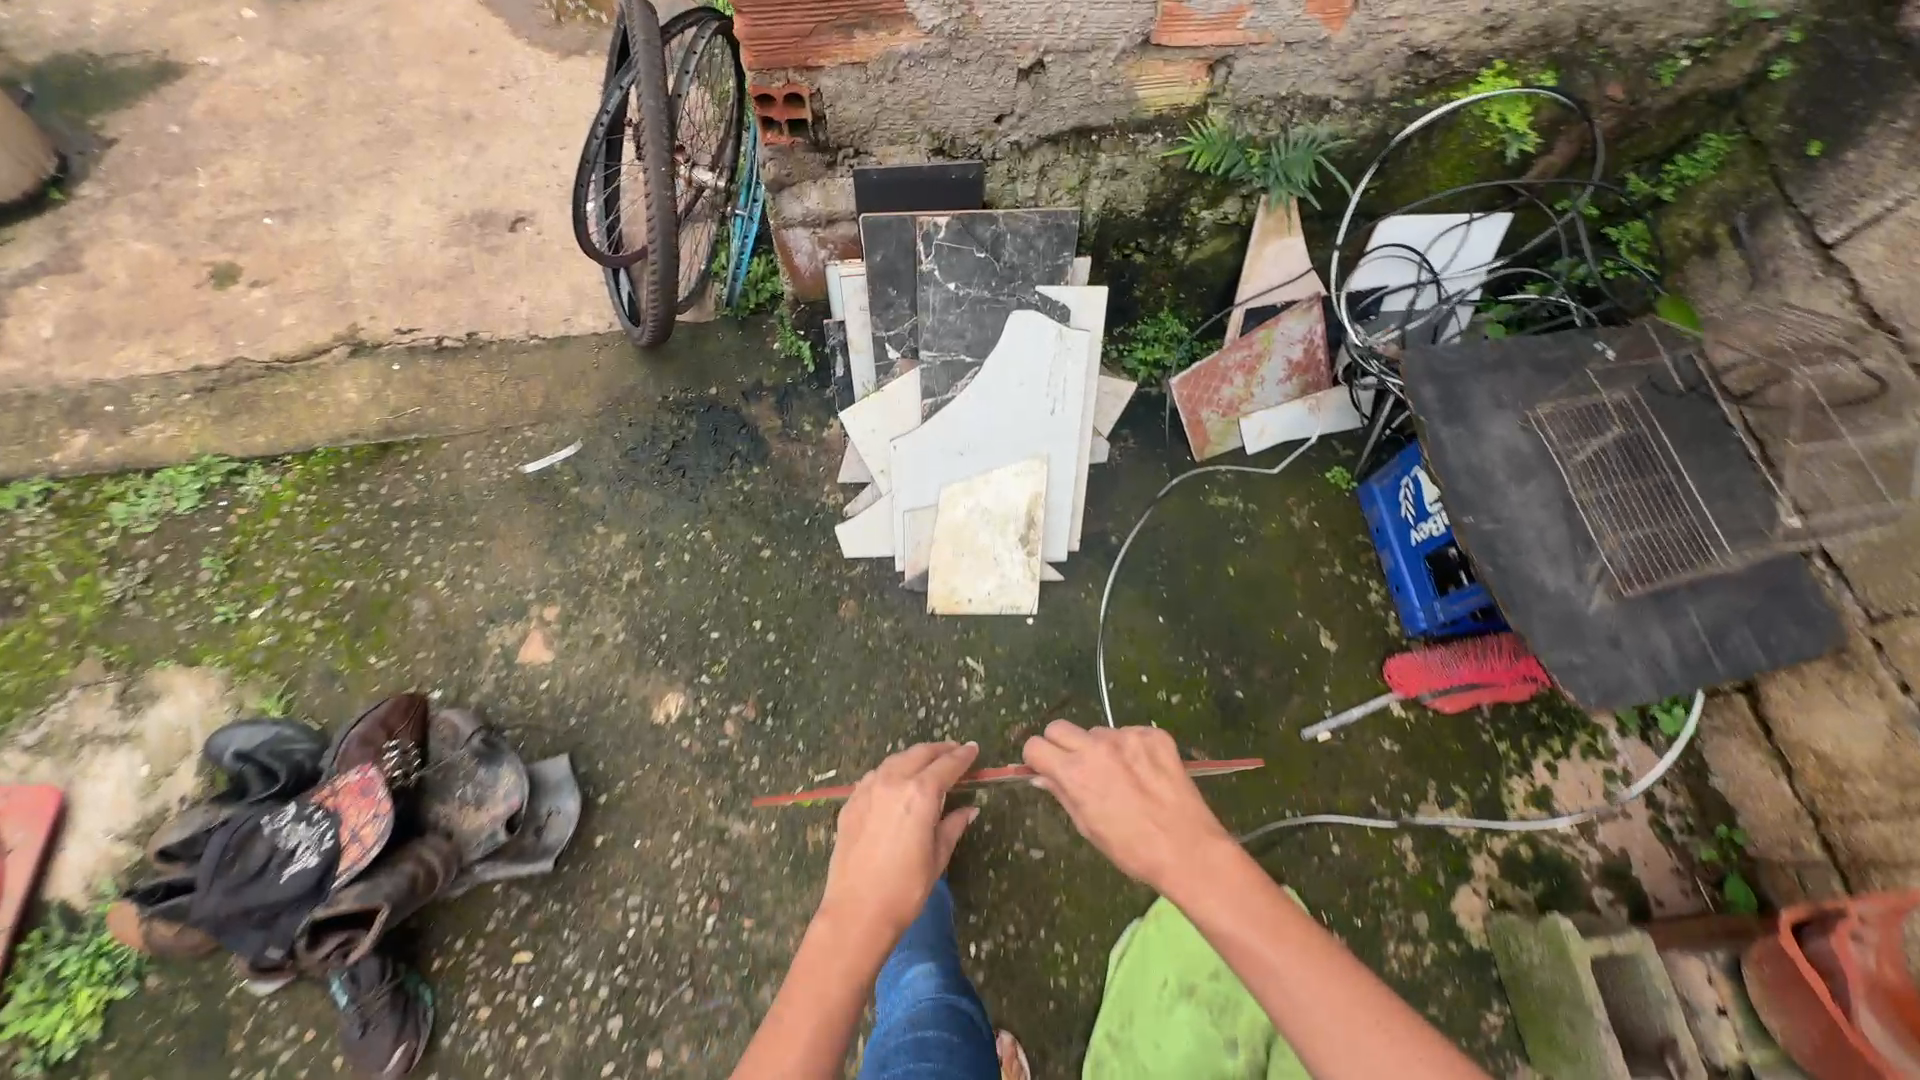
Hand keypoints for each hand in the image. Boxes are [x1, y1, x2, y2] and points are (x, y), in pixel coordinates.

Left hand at [819, 741, 980, 937]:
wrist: (857, 910)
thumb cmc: (906, 888)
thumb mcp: (937, 857)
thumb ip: (952, 826)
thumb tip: (969, 809)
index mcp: (920, 794)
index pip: (947, 765)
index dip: (963, 756)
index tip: (973, 748)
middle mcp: (893, 782)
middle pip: (919, 754)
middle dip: (939, 750)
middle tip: (954, 750)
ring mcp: (867, 790)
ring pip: (894, 760)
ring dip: (913, 757)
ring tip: (926, 762)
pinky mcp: (851, 803)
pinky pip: (874, 776)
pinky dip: (891, 771)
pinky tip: (895, 781)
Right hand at [1022, 722, 1236, 892]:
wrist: (1188, 849)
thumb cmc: (1131, 849)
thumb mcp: (1087, 827)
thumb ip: (1062, 793)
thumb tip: (1042, 776)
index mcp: (1075, 772)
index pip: (1035, 745)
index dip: (1038, 758)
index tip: (1047, 768)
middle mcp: (1098, 747)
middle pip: (1059, 727)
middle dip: (1061, 745)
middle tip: (1077, 767)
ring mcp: (1128, 737)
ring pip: (1097, 732)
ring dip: (1100, 748)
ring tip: (1120, 776)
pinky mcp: (1155, 736)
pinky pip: (1130, 733)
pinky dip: (1131, 748)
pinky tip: (1144, 772)